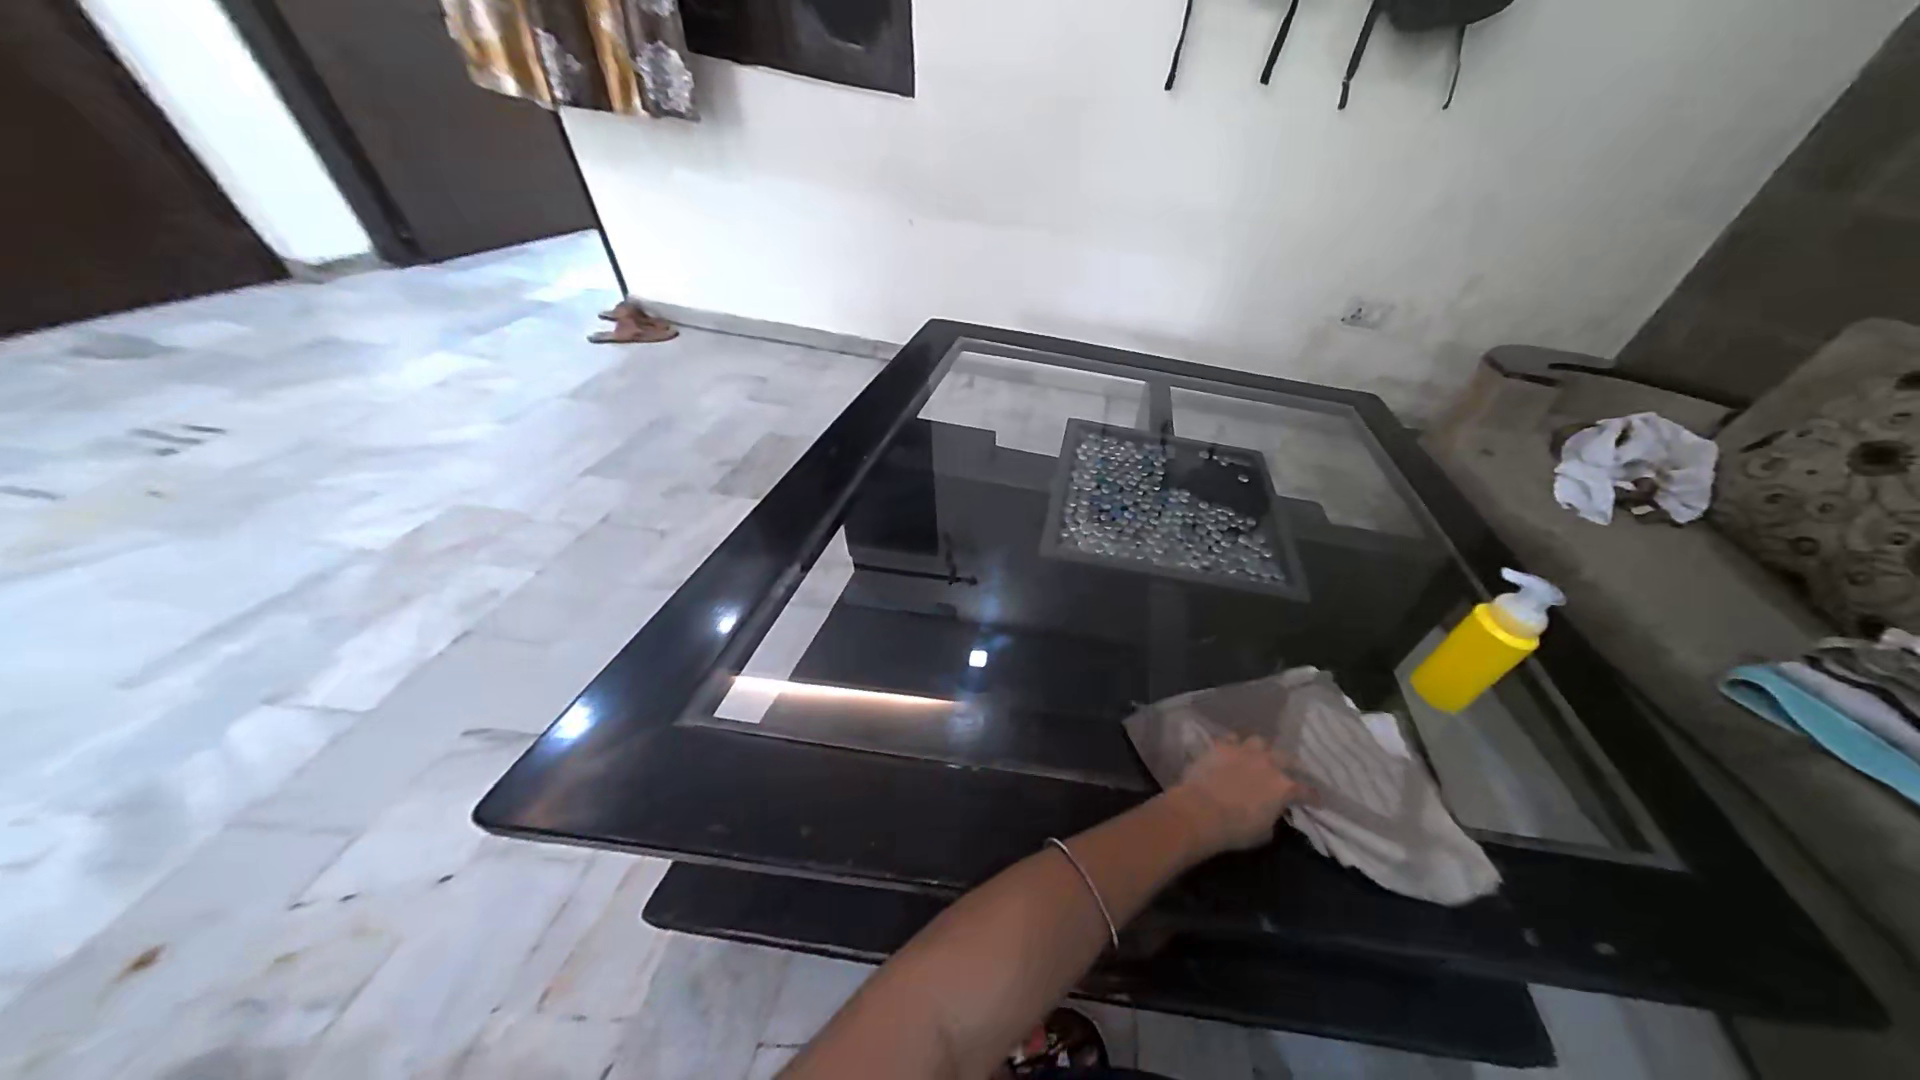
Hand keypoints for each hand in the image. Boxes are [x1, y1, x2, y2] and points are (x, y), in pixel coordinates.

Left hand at [1165, 735, 1307, 854]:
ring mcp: (1244, 751)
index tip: (1314, 801)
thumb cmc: (1236, 828)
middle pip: (1287, 757)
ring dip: (1262, 748)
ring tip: (1259, 754)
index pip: (1307, 791)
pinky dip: (1234, 744)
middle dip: (1291, 765)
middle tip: (1290, 771)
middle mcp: (1268, 763)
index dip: (1313, 797)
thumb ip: (1273, 817)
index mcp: (1285, 787)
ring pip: (1260, 741)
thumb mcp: (1265, 832)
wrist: (1201, 810)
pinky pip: (1231, 738)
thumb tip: (1272, 811)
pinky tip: (1232, 749)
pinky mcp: (1221, 746)